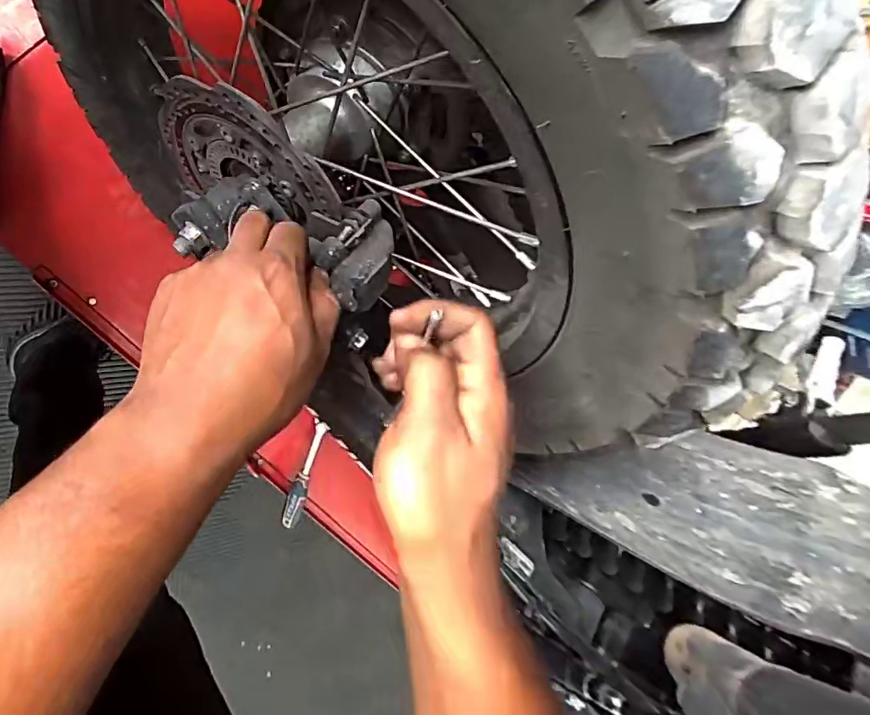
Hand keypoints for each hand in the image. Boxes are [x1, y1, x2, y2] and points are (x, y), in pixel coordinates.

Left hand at [132, 208, 339, 462]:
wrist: (187, 416)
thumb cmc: (249, 395)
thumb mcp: (313, 354)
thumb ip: (323, 304)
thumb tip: (319, 284)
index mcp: (275, 271)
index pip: (292, 230)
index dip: (298, 247)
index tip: (297, 264)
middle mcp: (234, 262)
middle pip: (253, 220)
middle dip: (264, 238)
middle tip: (269, 271)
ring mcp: (198, 274)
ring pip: (223, 253)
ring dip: (232, 271)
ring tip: (234, 314)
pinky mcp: (170, 289)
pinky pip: (193, 277)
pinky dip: (202, 293)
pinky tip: (207, 327)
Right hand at [372, 301, 511, 567]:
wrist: (439, 556)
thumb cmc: (434, 503)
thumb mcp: (425, 424)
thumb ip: (424, 370)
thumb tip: (416, 342)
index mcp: (484, 393)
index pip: (474, 323)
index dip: (435, 313)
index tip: (401, 323)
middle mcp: (482, 401)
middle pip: (456, 340)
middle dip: (417, 334)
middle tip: (389, 352)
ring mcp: (467, 417)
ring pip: (442, 362)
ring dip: (409, 356)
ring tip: (386, 372)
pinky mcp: (450, 432)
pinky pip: (433, 386)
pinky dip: (409, 378)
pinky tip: (391, 391)